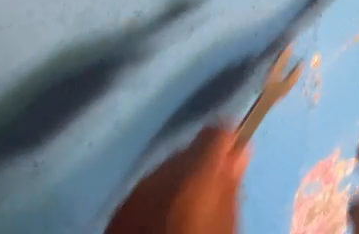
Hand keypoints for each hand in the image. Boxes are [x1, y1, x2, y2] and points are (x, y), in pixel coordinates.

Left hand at [107, 126, 248, 233]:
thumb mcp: (226, 228)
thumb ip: (231, 188)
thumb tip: (239, 152)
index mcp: (196, 173)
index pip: (216, 133)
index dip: (227, 141)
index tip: (235, 155)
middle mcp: (162, 170)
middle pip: (188, 151)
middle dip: (200, 165)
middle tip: (213, 193)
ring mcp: (137, 189)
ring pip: (165, 170)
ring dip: (177, 182)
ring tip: (188, 212)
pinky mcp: (118, 210)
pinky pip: (146, 190)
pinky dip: (157, 199)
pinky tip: (164, 221)